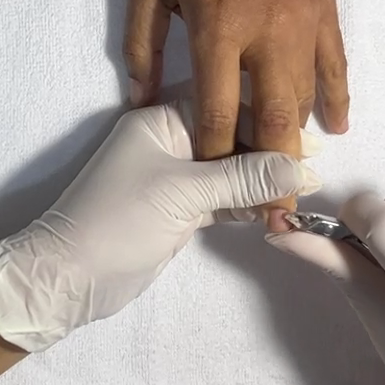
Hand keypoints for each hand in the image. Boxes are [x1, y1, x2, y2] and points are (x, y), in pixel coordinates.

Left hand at [0, 101, 317, 351]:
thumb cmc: (121, 219)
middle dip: (269, 157)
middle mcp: (170, 140)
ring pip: (230, 172)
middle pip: (231, 140)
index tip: (311, 144)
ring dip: (261, 184)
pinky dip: (245, 204)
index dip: (267, 126)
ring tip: (301, 195)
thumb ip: (243, 177)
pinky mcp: (179, 208)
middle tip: (312, 174)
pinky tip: (275, 211)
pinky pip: (222, 198)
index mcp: (162, 119)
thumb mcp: (184, 192)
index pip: (226, 109)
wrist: (72, 275)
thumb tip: (302, 166)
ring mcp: (175, 176)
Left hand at [124, 0, 349, 180]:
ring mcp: (305, 24)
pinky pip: (337, 68)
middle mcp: (267, 34)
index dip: (216, 158)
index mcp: (218, 28)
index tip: (212, 187)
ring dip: (296, 142)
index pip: (219, 115)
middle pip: (272, 121)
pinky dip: (336, 100)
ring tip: (286, 177)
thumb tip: (140, 99)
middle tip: (264, 209)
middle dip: (266, 171)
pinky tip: (333, 127)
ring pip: (307, 101)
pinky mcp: (327, 12)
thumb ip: (141, 45)